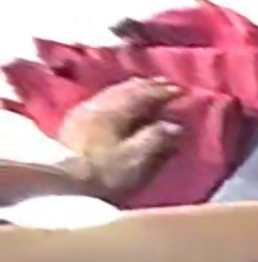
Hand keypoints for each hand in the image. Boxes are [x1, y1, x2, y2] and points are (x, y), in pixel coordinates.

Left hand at [56, 78, 182, 200]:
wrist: (68, 179)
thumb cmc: (110, 171)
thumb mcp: (140, 158)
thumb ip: (158, 139)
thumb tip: (177, 125)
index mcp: (113, 115)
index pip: (141, 98)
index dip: (163, 92)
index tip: (184, 89)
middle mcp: (97, 108)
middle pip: (124, 91)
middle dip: (147, 86)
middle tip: (169, 83)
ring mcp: (85, 113)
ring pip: (112, 93)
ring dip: (133, 88)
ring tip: (149, 86)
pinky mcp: (81, 121)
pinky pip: (104, 101)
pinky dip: (120, 96)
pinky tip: (126, 99)